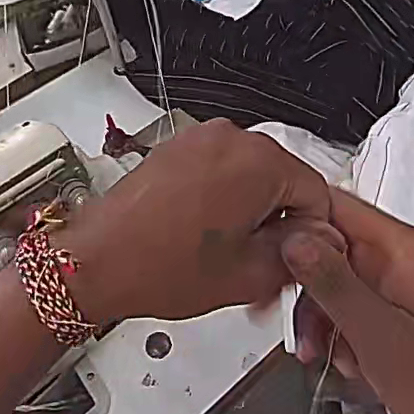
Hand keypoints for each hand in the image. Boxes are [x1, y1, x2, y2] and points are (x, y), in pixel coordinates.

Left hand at [58, 119, 335, 324]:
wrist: (95, 260)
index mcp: (258, 162)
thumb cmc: (156, 265)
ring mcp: (201, 140)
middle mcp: (231, 138)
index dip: (312, 235)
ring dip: (252, 214)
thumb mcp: (251, 274)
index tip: (296, 257)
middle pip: (285, 182)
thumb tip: (318, 239)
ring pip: (253, 177)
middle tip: (263, 265)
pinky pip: (221, 171)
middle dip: (279, 225)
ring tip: (229, 255)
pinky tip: (207, 236)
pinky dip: (224, 201)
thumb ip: (301, 253)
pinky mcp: (180, 149)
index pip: (318, 194)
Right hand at [282, 191, 413, 413]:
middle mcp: (410, 267)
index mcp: (413, 253)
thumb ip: (333, 283)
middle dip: (310, 290)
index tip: (272, 257)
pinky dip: (342, 339)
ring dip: (323, 320)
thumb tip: (295, 238)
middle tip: (300, 327)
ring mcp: (407, 297)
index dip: (301, 228)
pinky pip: (355, 316)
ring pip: (340, 287)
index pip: (341, 208)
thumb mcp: (381, 337)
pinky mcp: (403, 327)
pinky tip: (350, 367)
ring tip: (323, 356)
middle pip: (335, 251)